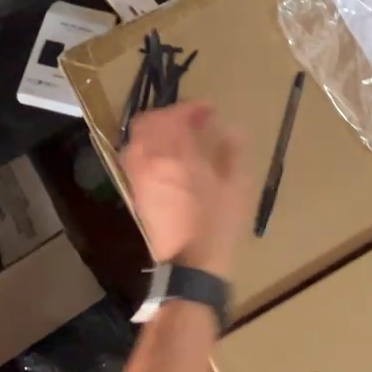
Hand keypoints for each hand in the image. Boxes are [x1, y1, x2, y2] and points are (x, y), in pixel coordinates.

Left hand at [120, 101, 248, 280]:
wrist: (190, 264)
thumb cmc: (217, 223)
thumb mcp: (236, 185)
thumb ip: (232, 151)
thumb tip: (231, 128)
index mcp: (176, 153)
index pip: (177, 115)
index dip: (194, 107)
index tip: (211, 110)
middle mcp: (150, 159)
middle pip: (148, 121)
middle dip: (169, 114)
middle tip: (191, 120)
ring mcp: (138, 176)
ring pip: (137, 138)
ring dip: (156, 130)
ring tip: (178, 137)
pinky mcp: (135, 192)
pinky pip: (134, 157)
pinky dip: (148, 148)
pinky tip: (168, 158)